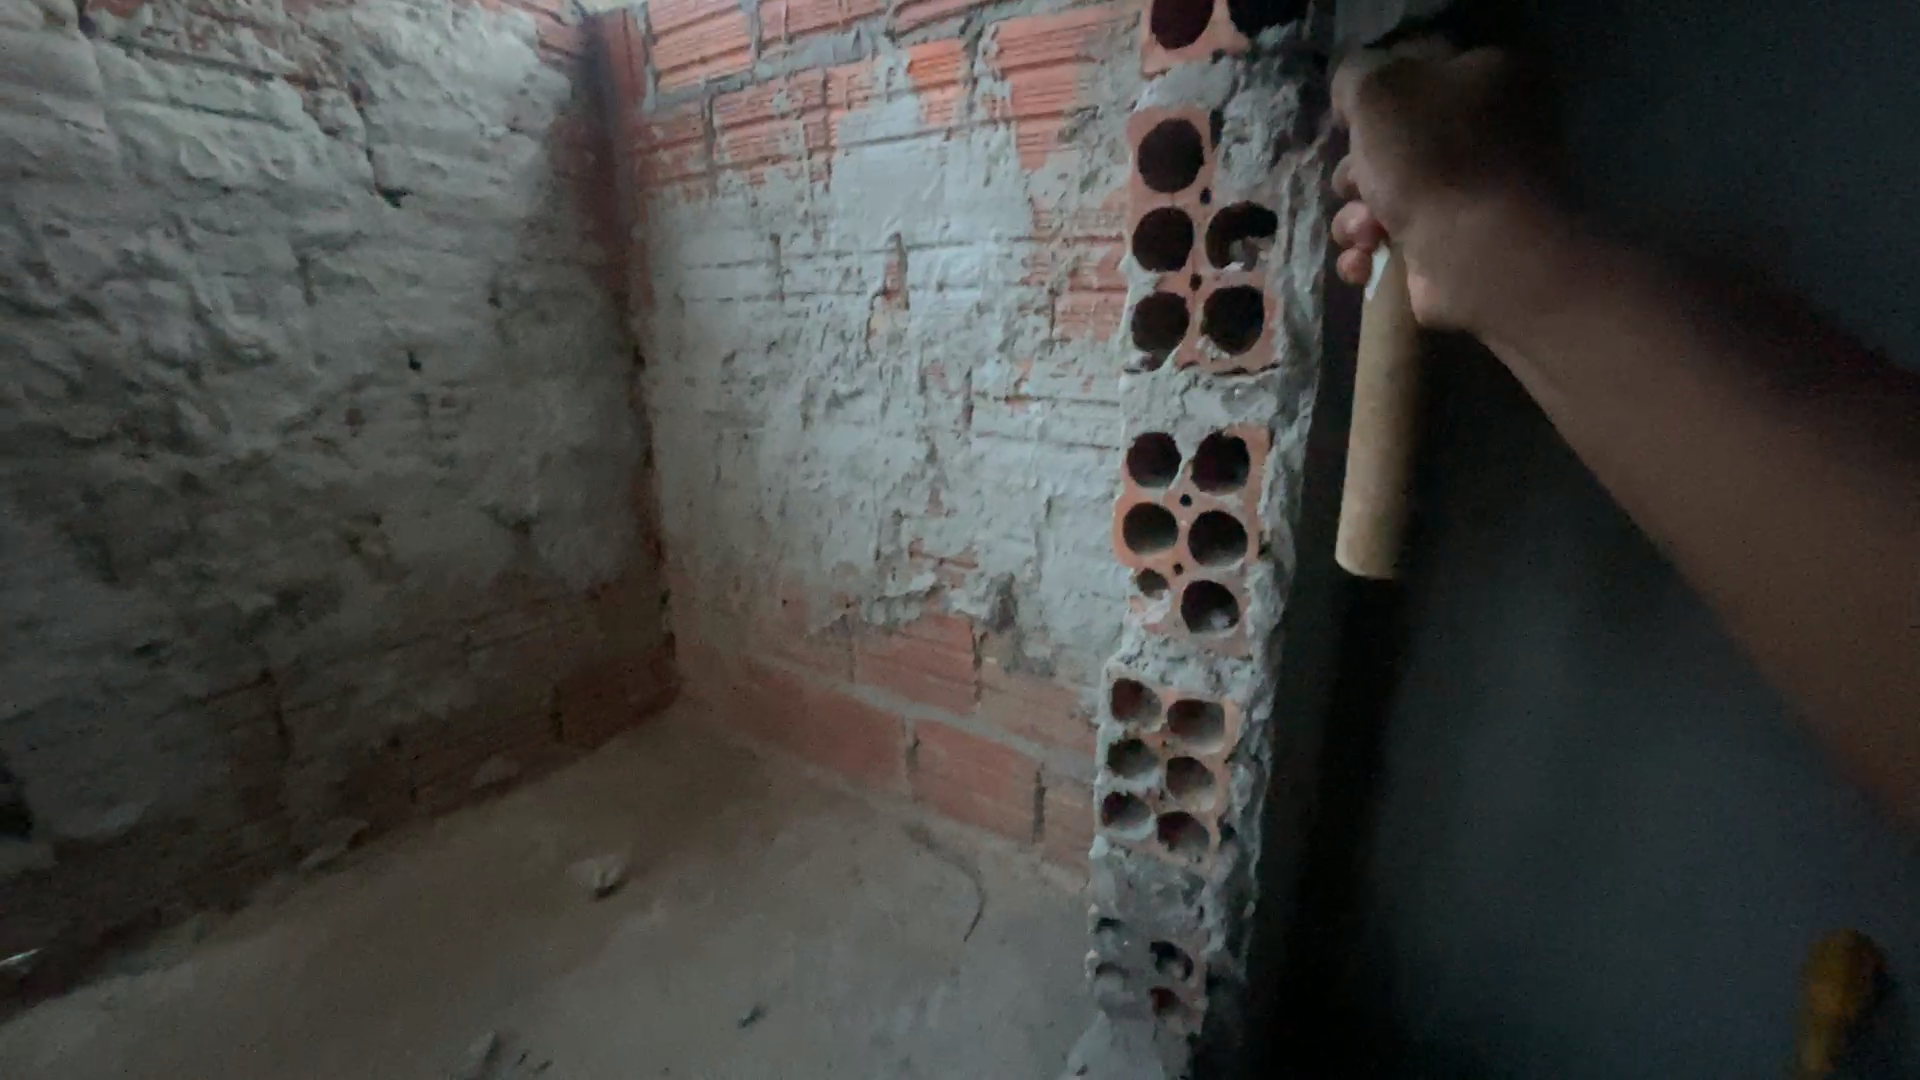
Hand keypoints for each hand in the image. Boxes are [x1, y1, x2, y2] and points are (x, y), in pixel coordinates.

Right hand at [1330, 45, 1558, 329]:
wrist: (1473, 250)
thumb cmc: (1433, 159)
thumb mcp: (1382, 90)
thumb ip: (1357, 76)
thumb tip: (1350, 96)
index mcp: (1481, 78)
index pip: (1409, 73)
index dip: (1368, 101)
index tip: (1349, 124)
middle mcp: (1478, 133)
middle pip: (1383, 147)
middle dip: (1355, 175)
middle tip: (1362, 185)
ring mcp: (1461, 194)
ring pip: (1375, 201)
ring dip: (1354, 221)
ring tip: (1367, 235)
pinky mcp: (1442, 246)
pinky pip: (1383, 246)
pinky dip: (1365, 256)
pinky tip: (1366, 262)